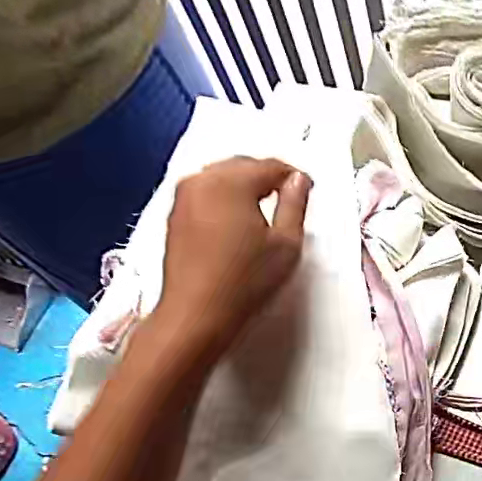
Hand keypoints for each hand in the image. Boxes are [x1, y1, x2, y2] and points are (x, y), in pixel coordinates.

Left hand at [159, 156, 311, 355]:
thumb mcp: (286, 245)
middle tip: (288, 195)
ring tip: (264, 211)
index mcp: (231, 182)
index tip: (306, 187)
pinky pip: (204, 195)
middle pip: (242, 166)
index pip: (270, 166)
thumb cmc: (242, 284)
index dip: (293, 176)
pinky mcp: (175, 217)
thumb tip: (298, 182)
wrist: (197, 314)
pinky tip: (237, 224)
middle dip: (266, 177)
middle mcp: (202, 181)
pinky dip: (223, 201)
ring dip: (243, 187)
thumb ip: (295, 205)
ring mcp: (183, 198)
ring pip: (220, 178)